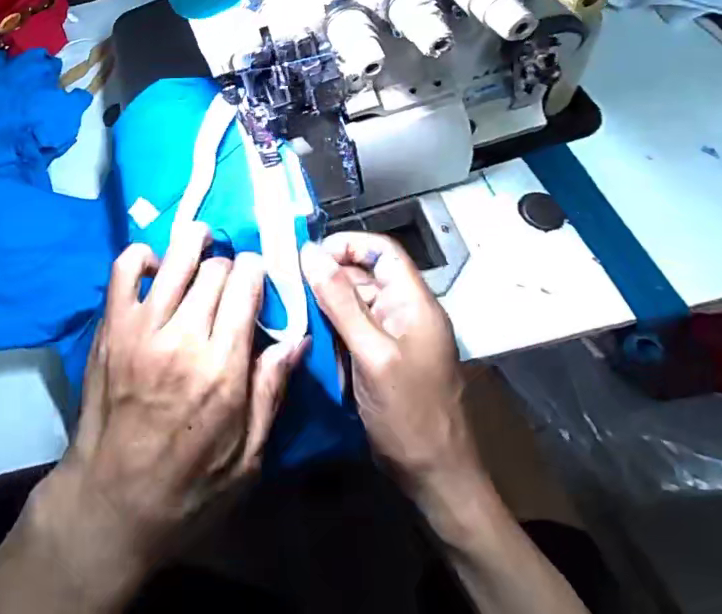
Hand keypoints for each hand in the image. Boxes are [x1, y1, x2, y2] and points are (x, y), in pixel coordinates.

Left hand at [62, 221, 306, 552]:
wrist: (107, 510)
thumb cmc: (188, 489)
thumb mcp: (248, 457)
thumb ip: (271, 391)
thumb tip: (297, 338)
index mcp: (222, 368)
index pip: (247, 284)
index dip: (258, 272)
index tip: (258, 283)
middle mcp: (183, 338)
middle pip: (216, 267)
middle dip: (230, 267)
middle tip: (230, 285)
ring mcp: (141, 330)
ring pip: (176, 256)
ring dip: (194, 245)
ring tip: (202, 249)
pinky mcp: (111, 329)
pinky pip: (125, 268)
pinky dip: (143, 257)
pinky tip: (157, 270)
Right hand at [302, 233, 591, 613]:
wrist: (436, 476)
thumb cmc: (409, 413)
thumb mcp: (372, 354)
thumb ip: (342, 303)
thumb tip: (311, 254)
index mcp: (414, 300)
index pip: (381, 251)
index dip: (346, 245)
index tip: (306, 256)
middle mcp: (405, 311)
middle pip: (364, 276)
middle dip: (327, 278)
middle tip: (286, 287)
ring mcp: (394, 337)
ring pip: (354, 305)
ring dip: (325, 308)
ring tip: (290, 314)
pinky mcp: (383, 360)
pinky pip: (353, 333)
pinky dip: (332, 334)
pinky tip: (308, 342)